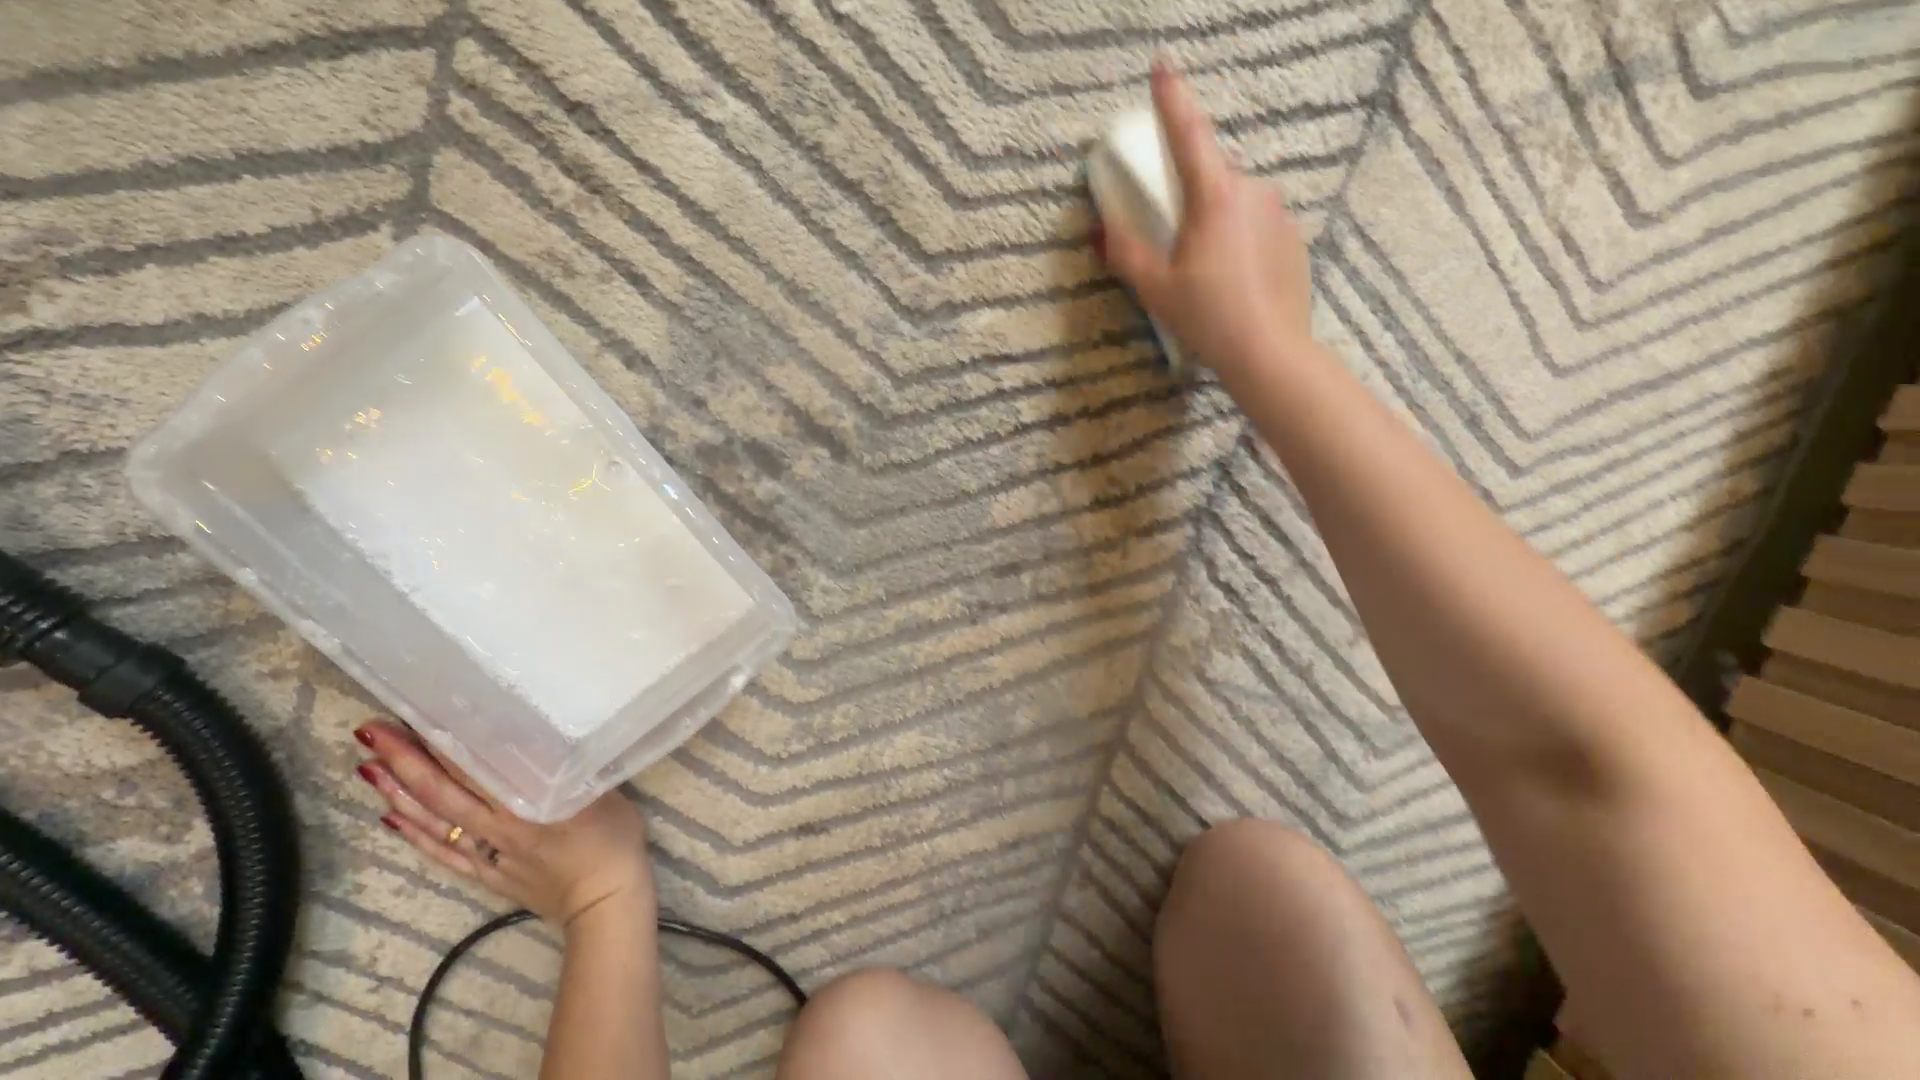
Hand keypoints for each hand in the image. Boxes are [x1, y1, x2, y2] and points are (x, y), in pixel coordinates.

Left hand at [353, 719, 654, 927]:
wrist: (606, 904)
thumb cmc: (612, 841)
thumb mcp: (600, 792)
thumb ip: (569, 767)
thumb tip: (544, 738)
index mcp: (525, 803)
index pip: (474, 767)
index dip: (443, 742)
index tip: (412, 716)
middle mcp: (496, 826)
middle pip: (442, 792)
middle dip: (404, 761)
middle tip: (371, 731)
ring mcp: (486, 853)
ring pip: (433, 821)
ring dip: (399, 794)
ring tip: (368, 767)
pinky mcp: (485, 874)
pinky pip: (441, 853)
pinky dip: (413, 835)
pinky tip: (390, 817)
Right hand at [1095, 62, 1314, 379]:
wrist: (1271, 353)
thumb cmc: (1209, 318)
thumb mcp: (1155, 289)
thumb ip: (1125, 252)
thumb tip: (1103, 230)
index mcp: (1214, 196)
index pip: (1188, 133)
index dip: (1171, 98)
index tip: (1161, 66)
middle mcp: (1251, 191)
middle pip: (1211, 174)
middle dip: (1189, 194)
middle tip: (1173, 237)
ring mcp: (1278, 213)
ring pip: (1234, 202)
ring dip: (1214, 221)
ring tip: (1204, 271)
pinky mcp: (1293, 237)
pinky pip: (1255, 225)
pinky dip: (1237, 241)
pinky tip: (1231, 281)